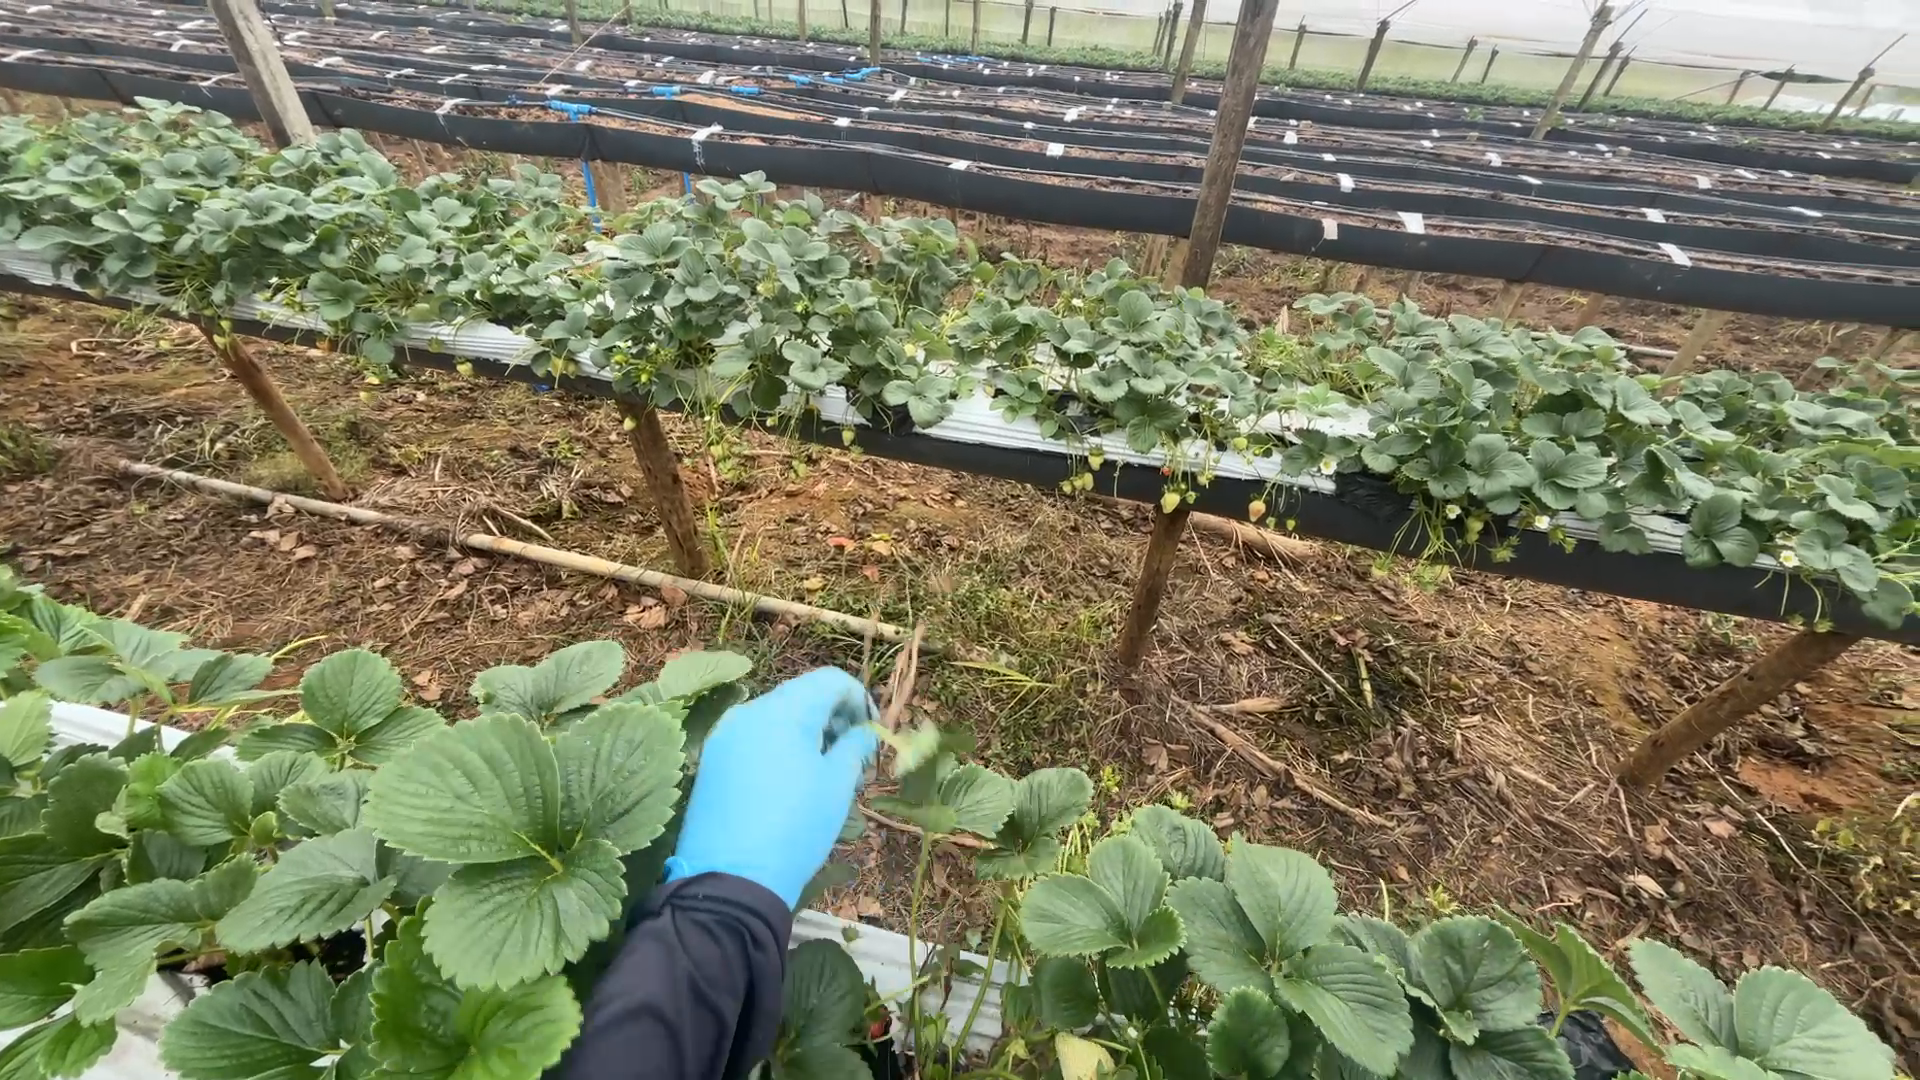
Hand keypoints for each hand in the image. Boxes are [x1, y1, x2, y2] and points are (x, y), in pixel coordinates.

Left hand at [665, 668, 877, 907]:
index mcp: (784, 710)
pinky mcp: (714, 760)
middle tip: (854, 754)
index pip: (831, 680)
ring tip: (826, 771)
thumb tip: (863, 733)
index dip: (859, 700)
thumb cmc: (796, 826)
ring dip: (809, 731)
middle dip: (834, 716)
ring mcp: (726, 735)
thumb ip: (855, 746)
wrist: (731, 882)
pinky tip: (793, 780)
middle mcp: (750, 711)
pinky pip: (756, 736)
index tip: (872, 732)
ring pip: (778, 715)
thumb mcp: (837, 784)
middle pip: (803, 694)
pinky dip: (781, 745)